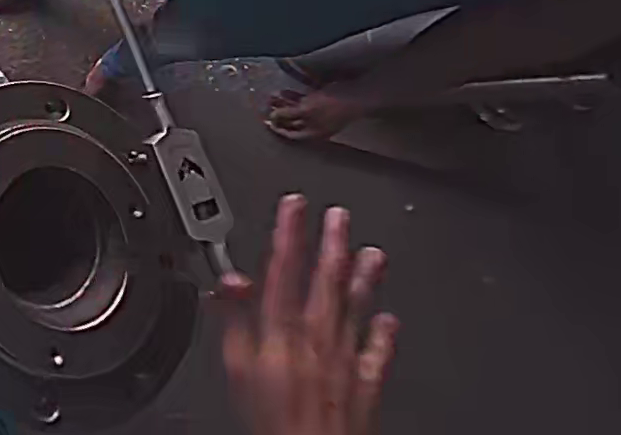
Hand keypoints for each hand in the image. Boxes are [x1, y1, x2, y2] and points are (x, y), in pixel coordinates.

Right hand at [221, 195, 399, 434]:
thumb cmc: (270, 416)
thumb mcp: (235, 363)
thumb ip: (233, 317)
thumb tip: (229, 280)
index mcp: (282, 328)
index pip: (285, 267)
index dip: (288, 232)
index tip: (293, 206)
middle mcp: (317, 337)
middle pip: (325, 280)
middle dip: (331, 244)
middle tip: (338, 216)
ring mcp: (344, 359)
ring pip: (355, 308)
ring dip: (364, 278)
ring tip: (373, 253)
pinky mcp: (365, 385)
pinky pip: (377, 354)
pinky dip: (385, 335)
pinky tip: (391, 317)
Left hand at [266, 89, 368, 141]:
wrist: (352, 94)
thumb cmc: (330, 106)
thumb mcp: (306, 111)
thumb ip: (287, 115)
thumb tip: (272, 117)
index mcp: (314, 134)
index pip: (292, 136)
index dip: (278, 130)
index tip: (266, 122)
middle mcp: (315, 126)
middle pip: (292, 123)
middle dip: (279, 114)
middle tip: (266, 106)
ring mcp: (318, 114)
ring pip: (296, 111)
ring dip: (283, 103)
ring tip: (271, 96)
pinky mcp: (319, 102)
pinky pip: (302, 101)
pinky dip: (292, 97)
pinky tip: (282, 92)